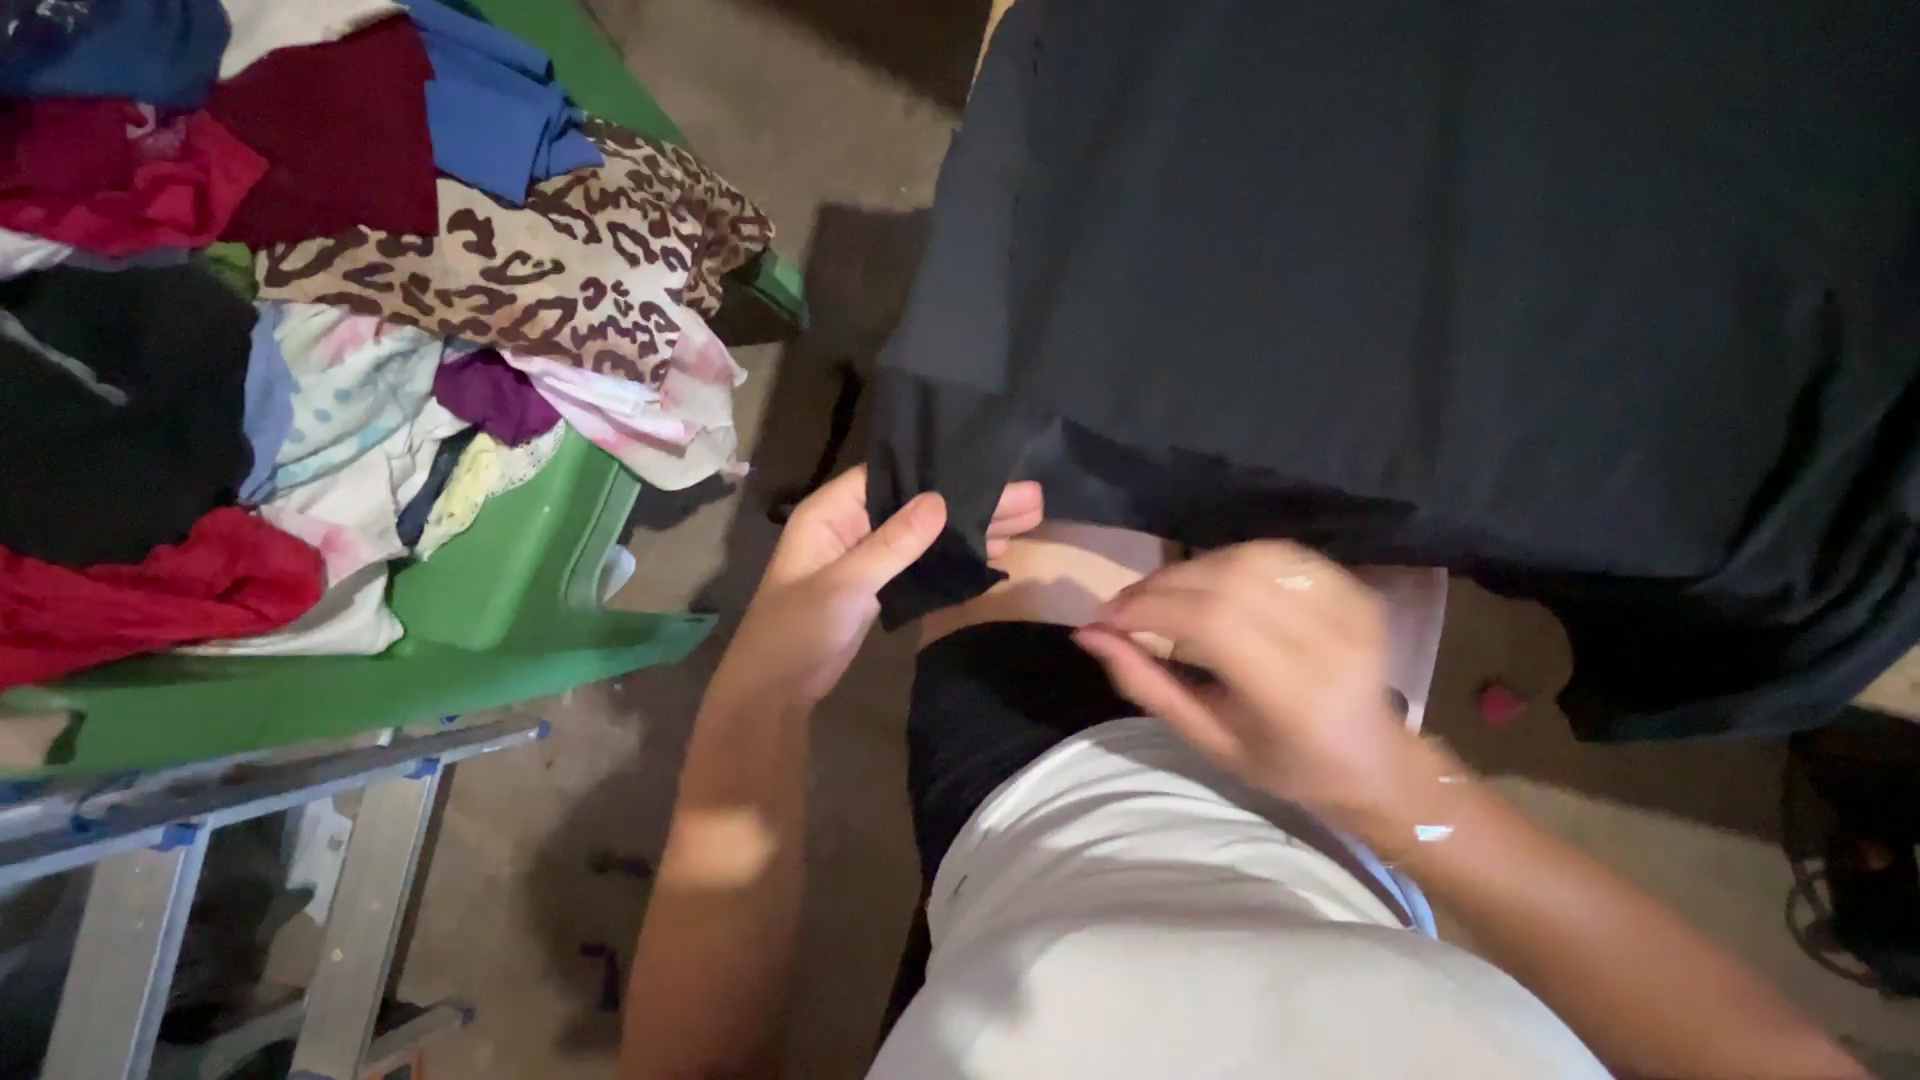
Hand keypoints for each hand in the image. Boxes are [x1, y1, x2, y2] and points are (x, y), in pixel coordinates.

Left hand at [709, 467, 1044, 708]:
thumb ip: (891, 544)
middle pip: (918, 504)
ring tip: (1028, 517)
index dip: (936, 467)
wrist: (776, 690)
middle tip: (1029, 496)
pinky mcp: (880, 584)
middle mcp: (852, 524)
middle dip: (970, 500)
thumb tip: (939, 500)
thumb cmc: (797, 629)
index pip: (890, 474)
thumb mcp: (843, 583)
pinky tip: (995, 550)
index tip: (986, 462)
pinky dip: (955, 556)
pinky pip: (924, 560)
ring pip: (927, 533)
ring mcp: (868, 555)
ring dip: (971, 527)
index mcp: (832, 511)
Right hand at [1073, 541, 1439, 841]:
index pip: (1211, 623)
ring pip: (1249, 559)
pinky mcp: (1355, 591)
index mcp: (1297, 695)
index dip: (1149, 608)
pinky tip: (1207, 583)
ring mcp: (1351, 610)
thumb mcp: (1207, 740)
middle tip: (1125, 605)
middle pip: (1227, 582)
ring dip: (1191, 569)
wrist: (1373, 762)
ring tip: (1161, 595)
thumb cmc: (1284, 765)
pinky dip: (1228, 561)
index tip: (1108, 618)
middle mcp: (1330, 643)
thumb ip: (1147, 685)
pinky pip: (1278, 555)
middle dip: (1161, 585)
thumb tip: (1089, 634)